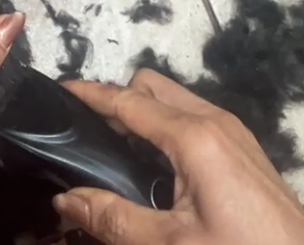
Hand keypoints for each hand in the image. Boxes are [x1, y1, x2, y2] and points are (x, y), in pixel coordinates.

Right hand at [53, 69, 303, 244]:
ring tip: (115, 149)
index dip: (90, 93)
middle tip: (87, 132)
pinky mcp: (245, 150)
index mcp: (194, 135)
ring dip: (142, 112)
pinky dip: (166, 126)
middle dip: (117, 98)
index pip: (128, 100)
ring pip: (174, 99)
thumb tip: (65, 199)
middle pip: (152, 85)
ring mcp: (234, 132)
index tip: (59, 89)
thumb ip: (115, 219)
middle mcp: (214, 120)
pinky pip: (193, 117)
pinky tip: (156, 166)